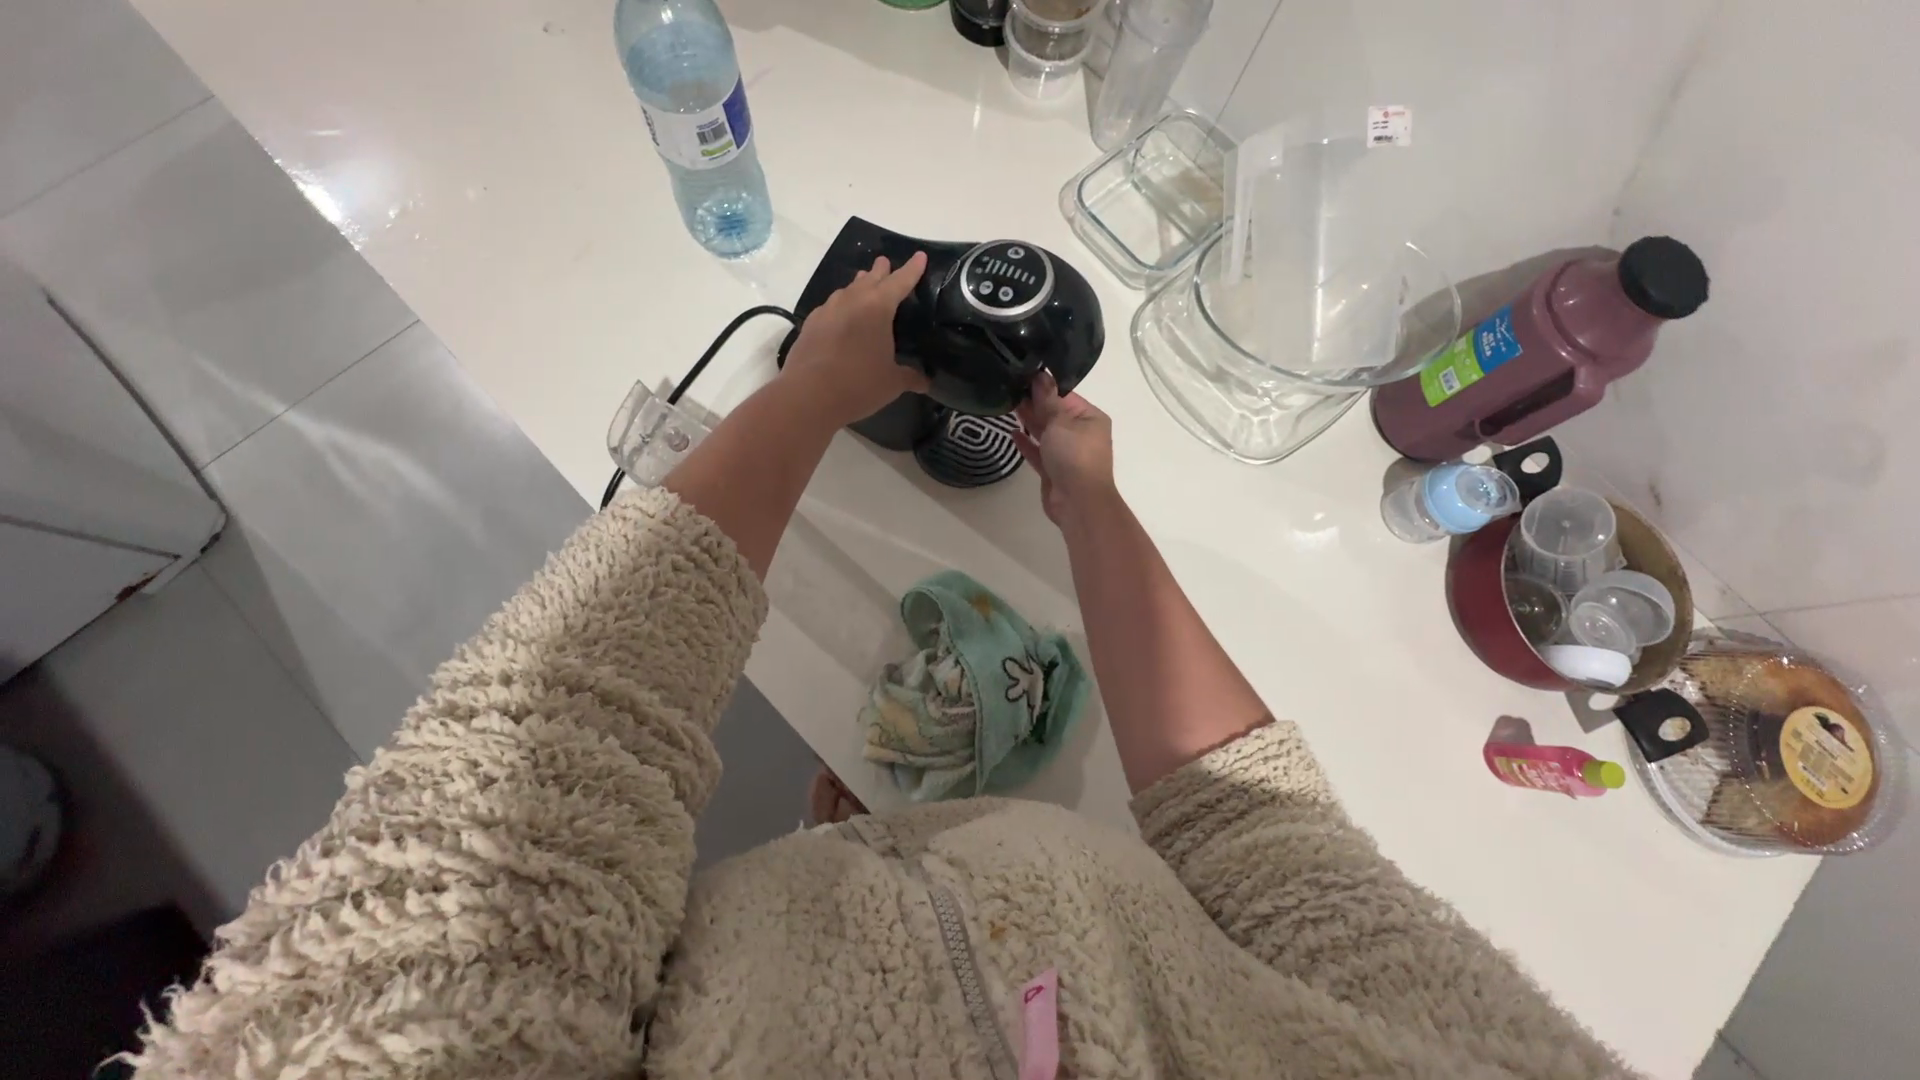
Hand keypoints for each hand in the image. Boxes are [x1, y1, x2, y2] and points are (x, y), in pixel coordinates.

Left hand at [780, 253, 929, 428]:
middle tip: (884, 264)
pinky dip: (841, 307)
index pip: (900, 282)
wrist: (809, 395)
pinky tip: (840, 317)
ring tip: (863, 285)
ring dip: (858, 286)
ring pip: (847, 290)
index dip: (912, 269)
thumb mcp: (892, 383)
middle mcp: (852, 300)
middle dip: (880, 271)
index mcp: (878, 307)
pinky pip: (831, 308)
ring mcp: (827, 310)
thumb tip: (926, 382)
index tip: (919, 256)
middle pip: (869, 279)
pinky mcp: (810, 325)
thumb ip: (910, 377)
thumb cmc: (859, 385)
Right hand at [1013, 372, 1116, 525]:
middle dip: (1034, 402)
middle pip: (1054, 413)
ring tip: (1008, 404)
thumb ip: (1047, 400)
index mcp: (1090, 418)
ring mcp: (1066, 453)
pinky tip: (1013, 432)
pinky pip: (1038, 452)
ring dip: (1029, 420)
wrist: (1078, 501)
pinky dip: (1027, 443)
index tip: (1022, 374)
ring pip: (1045, 432)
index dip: (1044, 386)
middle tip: (1009, 386)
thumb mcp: (1060, 421)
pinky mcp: (1053, 470)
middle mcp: (1080, 433)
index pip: (1065, 395)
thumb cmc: (1074, 455)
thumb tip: (1040, 375)